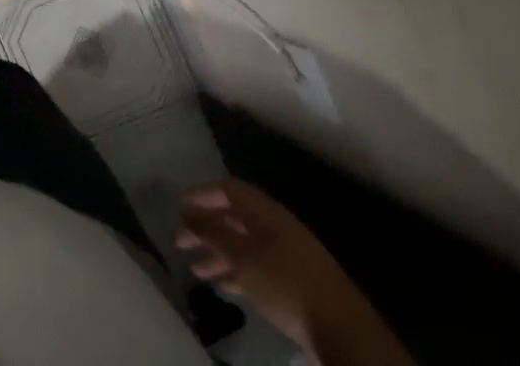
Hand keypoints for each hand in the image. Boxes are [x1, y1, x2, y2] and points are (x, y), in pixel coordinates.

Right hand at [176, 179, 381, 352]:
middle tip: (179, 242)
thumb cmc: (284, 282)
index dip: (202, 194)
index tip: (179, 208)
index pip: (230, 190)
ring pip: (244, 246)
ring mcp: (287, 256)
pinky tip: (222, 285)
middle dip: (205, 229)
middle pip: (234, 219)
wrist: (341, 329)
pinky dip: (236, 272)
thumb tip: (188, 213)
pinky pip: (257, 268)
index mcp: (267, 215)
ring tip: (197, 270)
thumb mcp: (242, 255)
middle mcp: (277, 230)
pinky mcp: (293, 282)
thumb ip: (212, 232)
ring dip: (218, 255)